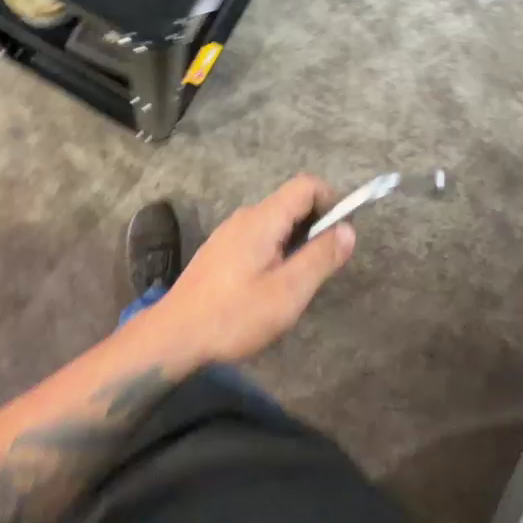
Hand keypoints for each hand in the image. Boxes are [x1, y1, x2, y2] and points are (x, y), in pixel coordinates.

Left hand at [142, 175, 355, 364]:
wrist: (174, 336)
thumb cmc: (234, 315)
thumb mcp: (287, 292)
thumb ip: (320, 258)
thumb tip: (348, 229)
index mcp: (263, 219)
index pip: (306, 185)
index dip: (332, 201)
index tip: (340, 236)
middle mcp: (245, 217)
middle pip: (291, 205)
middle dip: (315, 229)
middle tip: (317, 272)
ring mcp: (229, 234)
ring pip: (276, 225)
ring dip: (295, 246)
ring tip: (293, 288)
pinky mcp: (220, 252)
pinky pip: (259, 240)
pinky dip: (275, 255)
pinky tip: (267, 292)